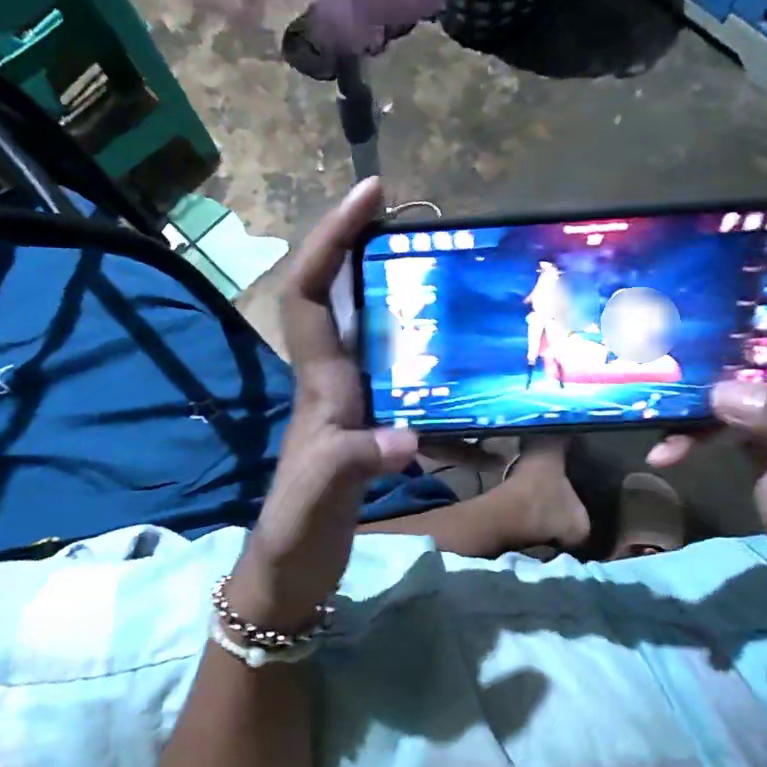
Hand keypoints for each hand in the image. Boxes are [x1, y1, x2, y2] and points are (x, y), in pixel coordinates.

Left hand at [231, 179, 417, 630]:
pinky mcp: (374, 428)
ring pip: (378, 334)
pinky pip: (408, 381)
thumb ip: (354, 462)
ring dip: (410, 303)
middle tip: (427, 228)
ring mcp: (355, 404)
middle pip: (342, 297)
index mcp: (319, 382)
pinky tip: (473, 374)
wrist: (293, 572)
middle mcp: (335, 381)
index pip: (308, 291)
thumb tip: (409, 436)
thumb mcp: (319, 495)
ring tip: (458, 283)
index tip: (370, 193)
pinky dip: (438, 370)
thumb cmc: (295, 529)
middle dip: (372, 251)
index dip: (331, 238)